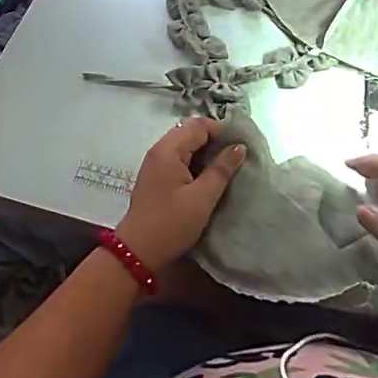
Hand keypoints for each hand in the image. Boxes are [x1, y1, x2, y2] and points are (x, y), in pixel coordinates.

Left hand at [116, 119, 245, 270]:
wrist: (138, 252)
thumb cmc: (171, 223)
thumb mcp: (202, 197)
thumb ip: (221, 169)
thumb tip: (239, 146)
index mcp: (168, 150)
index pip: (198, 125)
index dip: (221, 131)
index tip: (240, 146)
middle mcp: (159, 150)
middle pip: (189, 131)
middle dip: (214, 140)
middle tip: (235, 156)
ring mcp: (155, 163)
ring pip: (184, 145)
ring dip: (204, 152)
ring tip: (225, 167)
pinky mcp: (156, 177)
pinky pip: (178, 159)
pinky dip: (194, 162)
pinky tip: (207, 177)